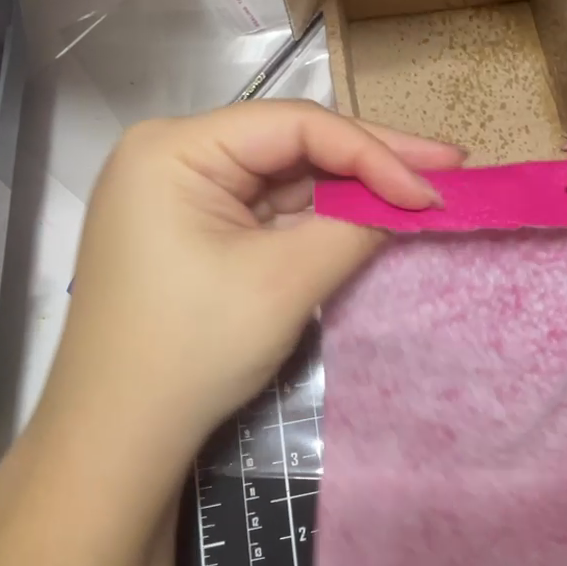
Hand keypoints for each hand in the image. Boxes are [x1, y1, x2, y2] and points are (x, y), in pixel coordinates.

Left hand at [38, 101, 464, 452]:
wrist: (117, 440)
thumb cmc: (191, 352)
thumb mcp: (284, 283)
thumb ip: (355, 228)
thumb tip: (414, 202)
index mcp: (175, 149)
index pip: (296, 125)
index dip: (375, 152)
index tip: (435, 188)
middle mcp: (174, 155)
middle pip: (292, 142)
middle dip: (371, 160)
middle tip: (448, 164)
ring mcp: (183, 192)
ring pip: (287, 175)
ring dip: (352, 187)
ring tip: (422, 187)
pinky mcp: (196, 228)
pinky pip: (271, 207)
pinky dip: (322, 215)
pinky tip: (371, 212)